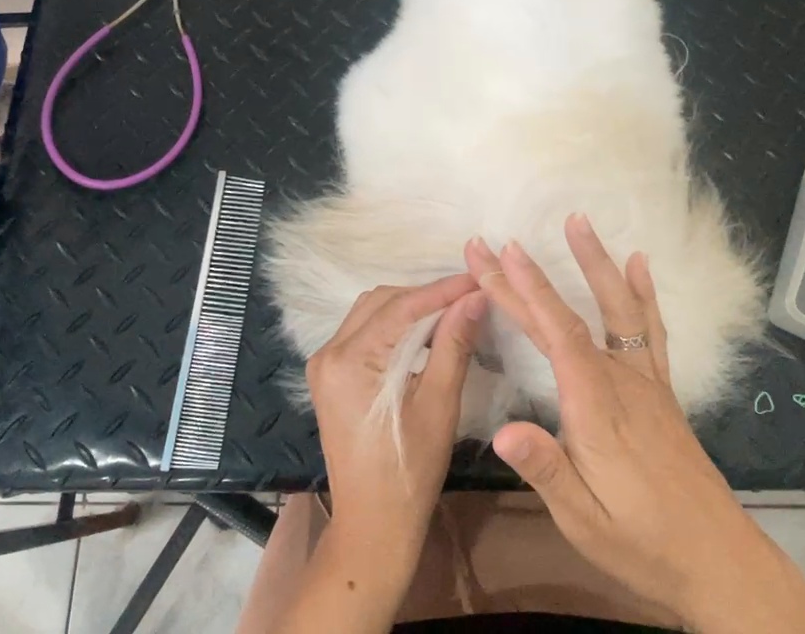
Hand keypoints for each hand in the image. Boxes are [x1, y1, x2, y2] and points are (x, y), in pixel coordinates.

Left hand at [306, 272, 485, 558]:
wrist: (373, 525)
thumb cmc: (409, 472)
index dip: (442, 290)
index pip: (401, 307)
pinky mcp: (330, 377)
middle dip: (424, 296)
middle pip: (381, 303)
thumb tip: (476, 297)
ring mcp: (324, 364)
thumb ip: (453, 346)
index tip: (480, 279)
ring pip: (370, 314)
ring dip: (409, 309)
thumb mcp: (438, 406)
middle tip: (469, 299)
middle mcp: (328, 354)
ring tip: (452, 314)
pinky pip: (363, 334)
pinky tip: (424, 335)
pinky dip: (394, 328)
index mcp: (349, 361)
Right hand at [472, 217, 804, 632]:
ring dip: (595, 263)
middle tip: (495, 241)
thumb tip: (502, 430)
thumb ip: (545, 468)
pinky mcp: (661, 391)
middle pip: (572, 317)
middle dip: (530, 277)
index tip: (497, 256)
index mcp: (596, 410)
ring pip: (618, 310)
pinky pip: (651, 331)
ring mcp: (646, 383)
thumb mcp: (583, 519)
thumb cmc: (642, 542)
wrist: (719, 560)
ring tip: (578, 221)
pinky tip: (639, 264)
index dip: (526, 293)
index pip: (555, 338)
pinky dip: (643, 293)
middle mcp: (623, 383)